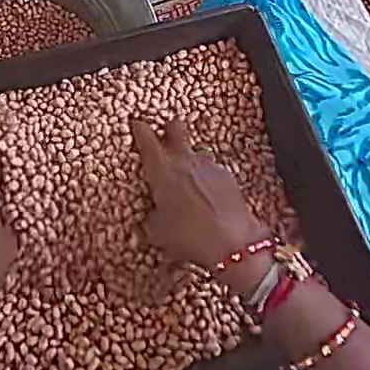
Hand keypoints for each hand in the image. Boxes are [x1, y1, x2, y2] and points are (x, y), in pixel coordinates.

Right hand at [132, 117, 268, 274]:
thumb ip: (149, 222)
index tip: (136, 125)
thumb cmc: (189, 237)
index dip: (140, 129)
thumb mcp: (158, 234)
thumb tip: (146, 223)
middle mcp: (185, 161)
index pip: (146, 138)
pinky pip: (212, 170)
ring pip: (195, 152)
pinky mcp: (228, 177)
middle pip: (176, 127)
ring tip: (187, 182)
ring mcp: (209, 166)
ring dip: (189, 161)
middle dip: (168, 128)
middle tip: (164, 137)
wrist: (233, 244)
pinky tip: (207, 197)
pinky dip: (207, 179)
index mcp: (162, 170)